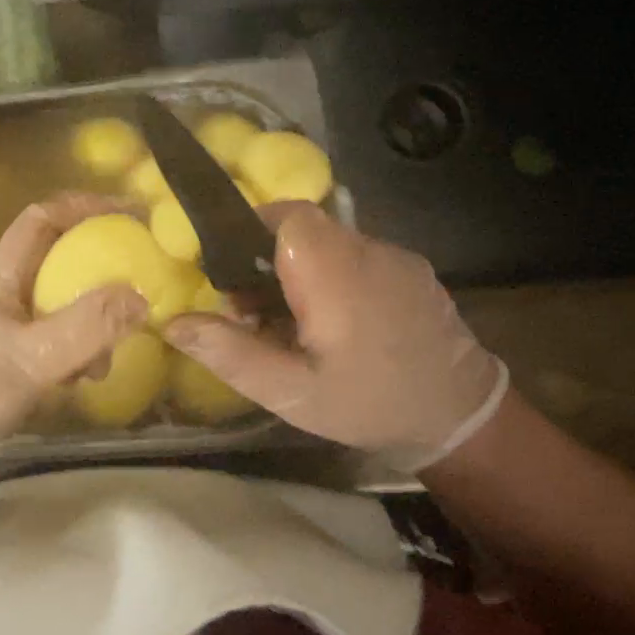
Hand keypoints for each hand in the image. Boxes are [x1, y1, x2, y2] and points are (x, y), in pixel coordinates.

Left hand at [0, 194, 148, 459]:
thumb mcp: (32, 357)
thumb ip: (83, 327)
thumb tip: (140, 296)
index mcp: (4, 273)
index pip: (44, 217)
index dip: (88, 206)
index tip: (135, 217)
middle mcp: (14, 286)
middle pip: (67, 254)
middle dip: (106, 268)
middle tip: (147, 283)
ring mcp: (22, 316)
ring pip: (74, 296)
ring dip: (99, 321)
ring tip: (104, 358)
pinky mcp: (31, 345)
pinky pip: (72, 330)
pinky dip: (88, 347)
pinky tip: (86, 377)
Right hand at [162, 202, 506, 470]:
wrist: (462, 418)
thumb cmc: (367, 403)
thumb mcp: (288, 392)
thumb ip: (229, 353)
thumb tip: (172, 323)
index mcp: (336, 276)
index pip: (288, 216)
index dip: (250, 230)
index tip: (229, 271)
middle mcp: (369, 254)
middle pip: (304, 228)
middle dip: (265, 257)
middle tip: (249, 310)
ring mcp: (396, 260)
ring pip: (329, 241)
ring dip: (297, 269)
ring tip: (287, 322)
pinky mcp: (411, 272)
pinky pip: (356, 256)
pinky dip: (329, 276)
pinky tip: (329, 322)